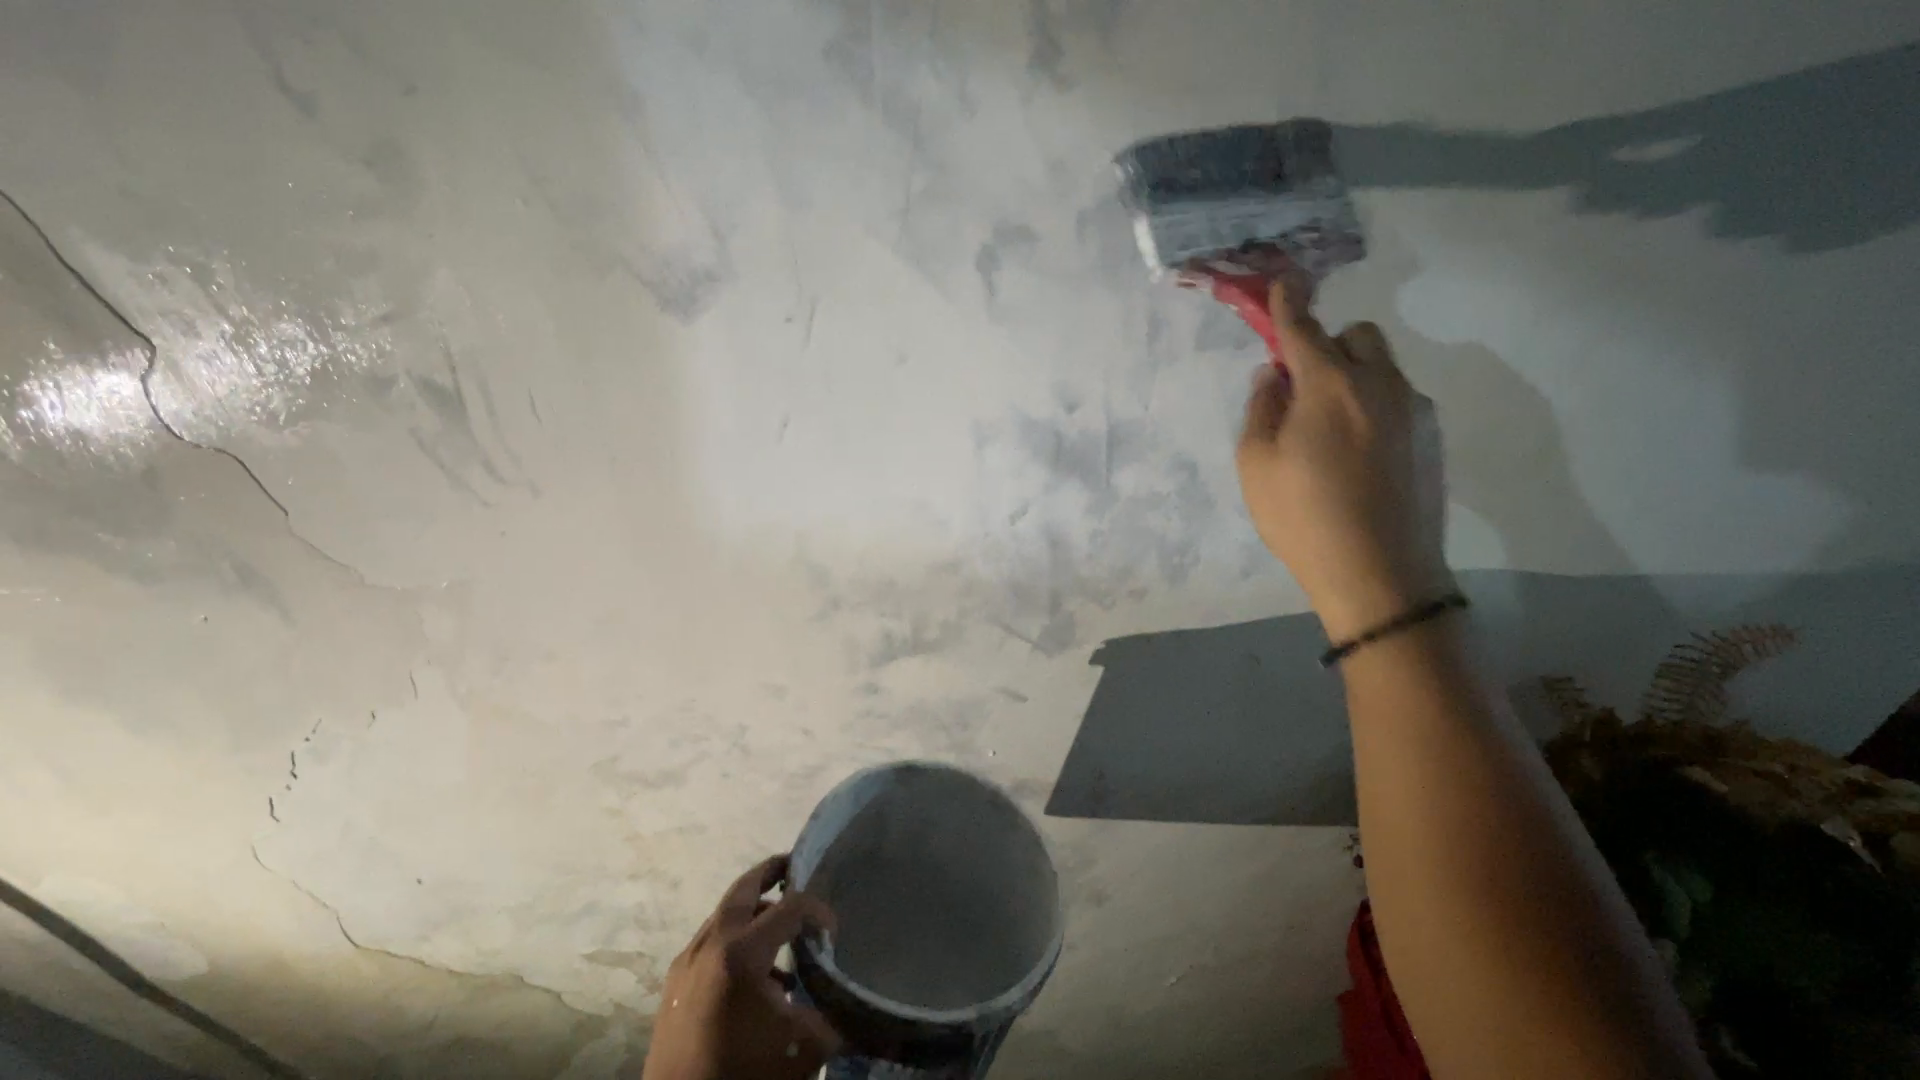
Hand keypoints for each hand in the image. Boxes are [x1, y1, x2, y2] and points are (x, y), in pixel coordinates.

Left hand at [641, 856, 840, 1079]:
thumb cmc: (744, 1073)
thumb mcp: (804, 1048)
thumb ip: (834, 1016)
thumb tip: (855, 1004)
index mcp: (742, 952)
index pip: (791, 908)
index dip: (818, 912)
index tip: (834, 931)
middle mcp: (710, 944)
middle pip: (742, 889)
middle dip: (769, 873)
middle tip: (793, 866)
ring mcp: (686, 963)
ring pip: (722, 916)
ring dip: (752, 911)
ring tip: (779, 928)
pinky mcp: (674, 985)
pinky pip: (709, 943)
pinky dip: (734, 939)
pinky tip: (755, 976)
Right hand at [1235, 283, 1448, 639]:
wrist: (1380, 573)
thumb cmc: (1303, 518)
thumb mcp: (1255, 465)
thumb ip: (1261, 408)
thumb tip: (1274, 377)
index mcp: (1329, 385)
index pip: (1303, 328)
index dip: (1289, 302)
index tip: (1284, 279)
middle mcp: (1378, 383)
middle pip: (1357, 335)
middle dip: (1328, 345)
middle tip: (1302, 387)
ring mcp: (1412, 409)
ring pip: (1381, 367)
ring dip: (1352, 376)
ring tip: (1329, 429)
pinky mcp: (1430, 437)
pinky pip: (1396, 399)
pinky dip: (1372, 406)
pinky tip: (1357, 454)